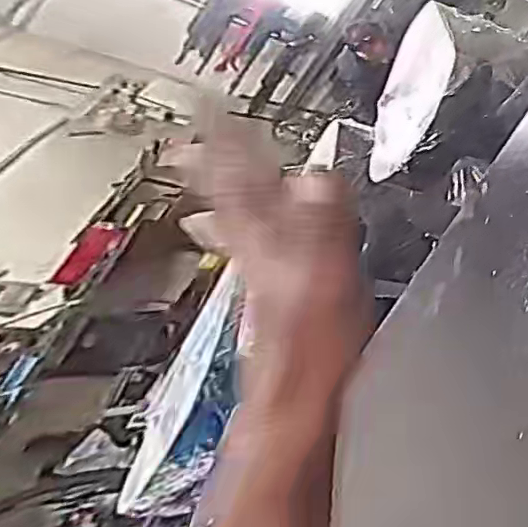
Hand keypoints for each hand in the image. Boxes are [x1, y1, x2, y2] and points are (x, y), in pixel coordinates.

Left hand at [193, 115, 368, 393]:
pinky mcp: (276, 301)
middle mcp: (257, 260)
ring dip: (225, 194)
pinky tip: (235, 232)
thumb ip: (322, 230)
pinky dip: (240, 228)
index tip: (218, 112)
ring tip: (208, 170)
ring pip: (234, 226)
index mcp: (273, 252)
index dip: (234, 149)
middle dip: (220, 166)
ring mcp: (263, 281)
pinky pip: (250, 250)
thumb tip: (315, 178)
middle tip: (200, 133)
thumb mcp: (328, 286)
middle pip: (230, 204)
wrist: (296, 414)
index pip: (247, 189)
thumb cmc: (314, 356)